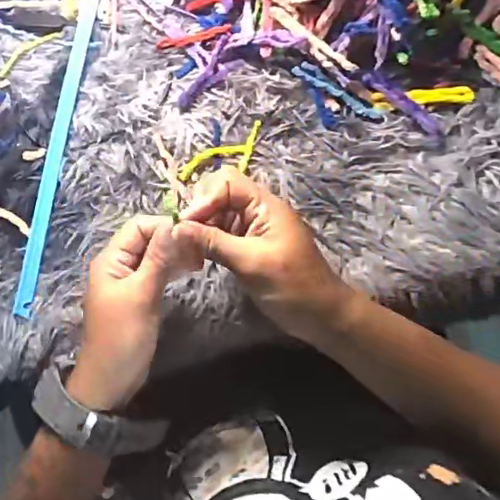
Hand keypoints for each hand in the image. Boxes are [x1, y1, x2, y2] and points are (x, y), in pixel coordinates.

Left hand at [68, 216, 200, 411]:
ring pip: (153, 255)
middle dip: (172, 238)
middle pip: (146, 238)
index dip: (165, 226)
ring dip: (175, 253)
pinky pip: (155, 272)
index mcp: (111, 259)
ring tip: (201, 258)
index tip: (194, 233)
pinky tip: (190, 270)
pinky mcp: (138, 295)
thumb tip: (174, 226)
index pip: (139, 226)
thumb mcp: (142, 296)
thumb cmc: (122, 338)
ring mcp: (127, 280)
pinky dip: (171, 268)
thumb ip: (158, 260)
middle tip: (202, 247)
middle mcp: (117, 264)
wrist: (108, 382)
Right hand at [173, 169, 365, 342]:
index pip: (226, 182)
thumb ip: (214, 242)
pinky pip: (219, 232)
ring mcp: (251, 227)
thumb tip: (177, 228)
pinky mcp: (246, 244)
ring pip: (215, 213)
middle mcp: (256, 210)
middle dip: (198, 211)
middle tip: (185, 238)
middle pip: (218, 192)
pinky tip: (196, 258)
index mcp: (265, 205)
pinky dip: (205, 241)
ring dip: (199, 228)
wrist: (322, 316)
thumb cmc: (292, 287)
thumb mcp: (251, 263)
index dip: (203, 199)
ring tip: (187, 252)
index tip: (185, 226)